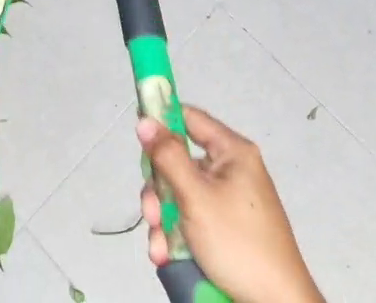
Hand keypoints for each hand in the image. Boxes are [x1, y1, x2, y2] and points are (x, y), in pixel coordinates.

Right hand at [137, 106, 323, 302]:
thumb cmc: (237, 242)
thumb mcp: (196, 197)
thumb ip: (168, 156)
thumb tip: (144, 119)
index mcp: (232, 153)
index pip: (189, 118)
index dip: (161, 122)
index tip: (138, 140)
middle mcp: (230, 171)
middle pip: (178, 162)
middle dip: (159, 192)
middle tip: (153, 215)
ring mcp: (227, 201)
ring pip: (179, 195)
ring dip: (163, 221)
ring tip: (161, 248)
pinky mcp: (224, 229)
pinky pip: (190, 220)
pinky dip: (175, 236)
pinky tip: (167, 256)